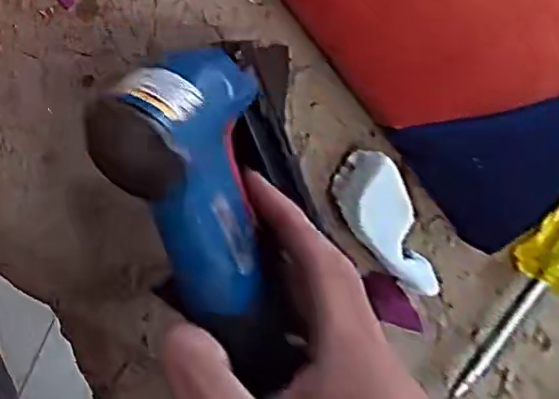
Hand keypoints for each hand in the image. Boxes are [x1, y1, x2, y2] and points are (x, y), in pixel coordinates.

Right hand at [163, 172, 425, 398]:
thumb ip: (215, 385)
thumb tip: (179, 333)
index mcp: (358, 357)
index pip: (322, 261)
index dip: (284, 215)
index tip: (248, 181)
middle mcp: (378, 368)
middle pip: (330, 287)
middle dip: (282, 249)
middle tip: (231, 227)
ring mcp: (379, 392)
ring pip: (334, 325)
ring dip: (288, 295)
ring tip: (237, 283)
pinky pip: (332, 358)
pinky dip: (295, 338)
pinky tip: (265, 359)